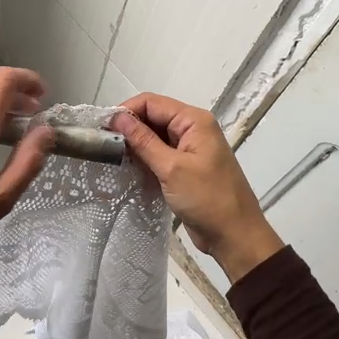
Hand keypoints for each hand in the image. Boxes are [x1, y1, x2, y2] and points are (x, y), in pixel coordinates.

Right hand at [112, 94, 283, 282]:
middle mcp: (192, 129)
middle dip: (129, 127)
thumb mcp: (171, 168)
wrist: (234, 235)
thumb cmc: (207, 198)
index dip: (126, 111)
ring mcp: (189, 149)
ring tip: (111, 156)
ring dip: (135, 144)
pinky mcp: (185, 167)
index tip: (103, 128)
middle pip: (153, 117)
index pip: (152, 103)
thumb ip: (143, 141)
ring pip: (155, 137)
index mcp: (194, 121)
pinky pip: (160, 155)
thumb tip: (117, 118)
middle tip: (104, 143)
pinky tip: (127, 168)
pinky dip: (144, 159)